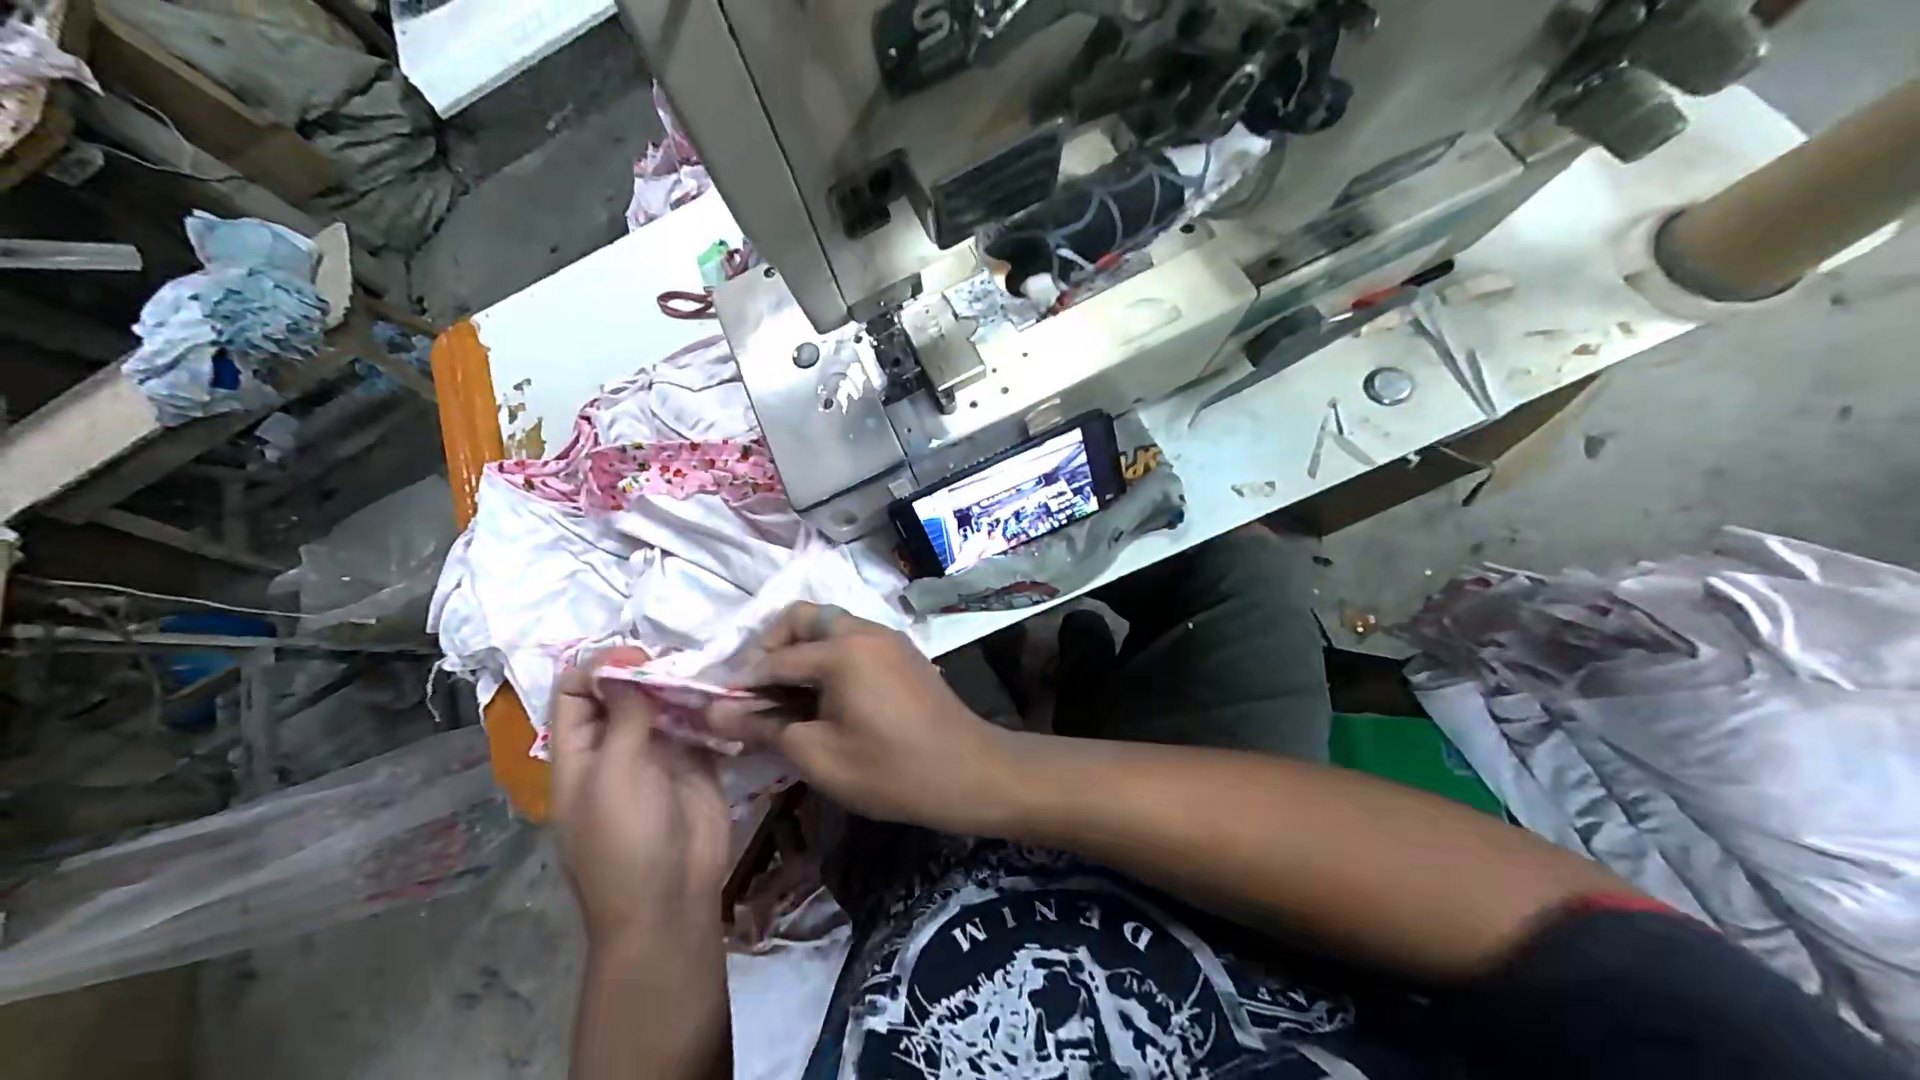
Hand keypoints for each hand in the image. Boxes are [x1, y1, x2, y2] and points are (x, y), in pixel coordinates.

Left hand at [550, 646, 731, 948]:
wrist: (669, 900)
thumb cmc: (625, 841)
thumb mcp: (614, 774)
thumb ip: (624, 716)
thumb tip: (624, 664)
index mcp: (580, 751)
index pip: (577, 691)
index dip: (602, 667)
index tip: (639, 657)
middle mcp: (617, 746)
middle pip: (625, 691)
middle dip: (647, 668)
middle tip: (680, 657)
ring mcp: (659, 753)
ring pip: (665, 703)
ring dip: (681, 683)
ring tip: (706, 665)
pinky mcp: (696, 762)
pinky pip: (699, 723)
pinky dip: (708, 704)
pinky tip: (724, 688)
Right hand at [706, 604, 1019, 835]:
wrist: (970, 772)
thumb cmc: (891, 770)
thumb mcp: (819, 755)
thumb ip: (764, 727)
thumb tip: (714, 713)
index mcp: (842, 650)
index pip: (775, 659)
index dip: (743, 683)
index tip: (719, 705)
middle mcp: (864, 631)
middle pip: (803, 618)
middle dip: (772, 647)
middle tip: (758, 691)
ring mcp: (888, 638)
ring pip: (829, 627)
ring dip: (801, 652)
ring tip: (787, 698)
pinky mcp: (902, 653)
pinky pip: (853, 641)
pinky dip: (828, 658)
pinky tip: (823, 697)